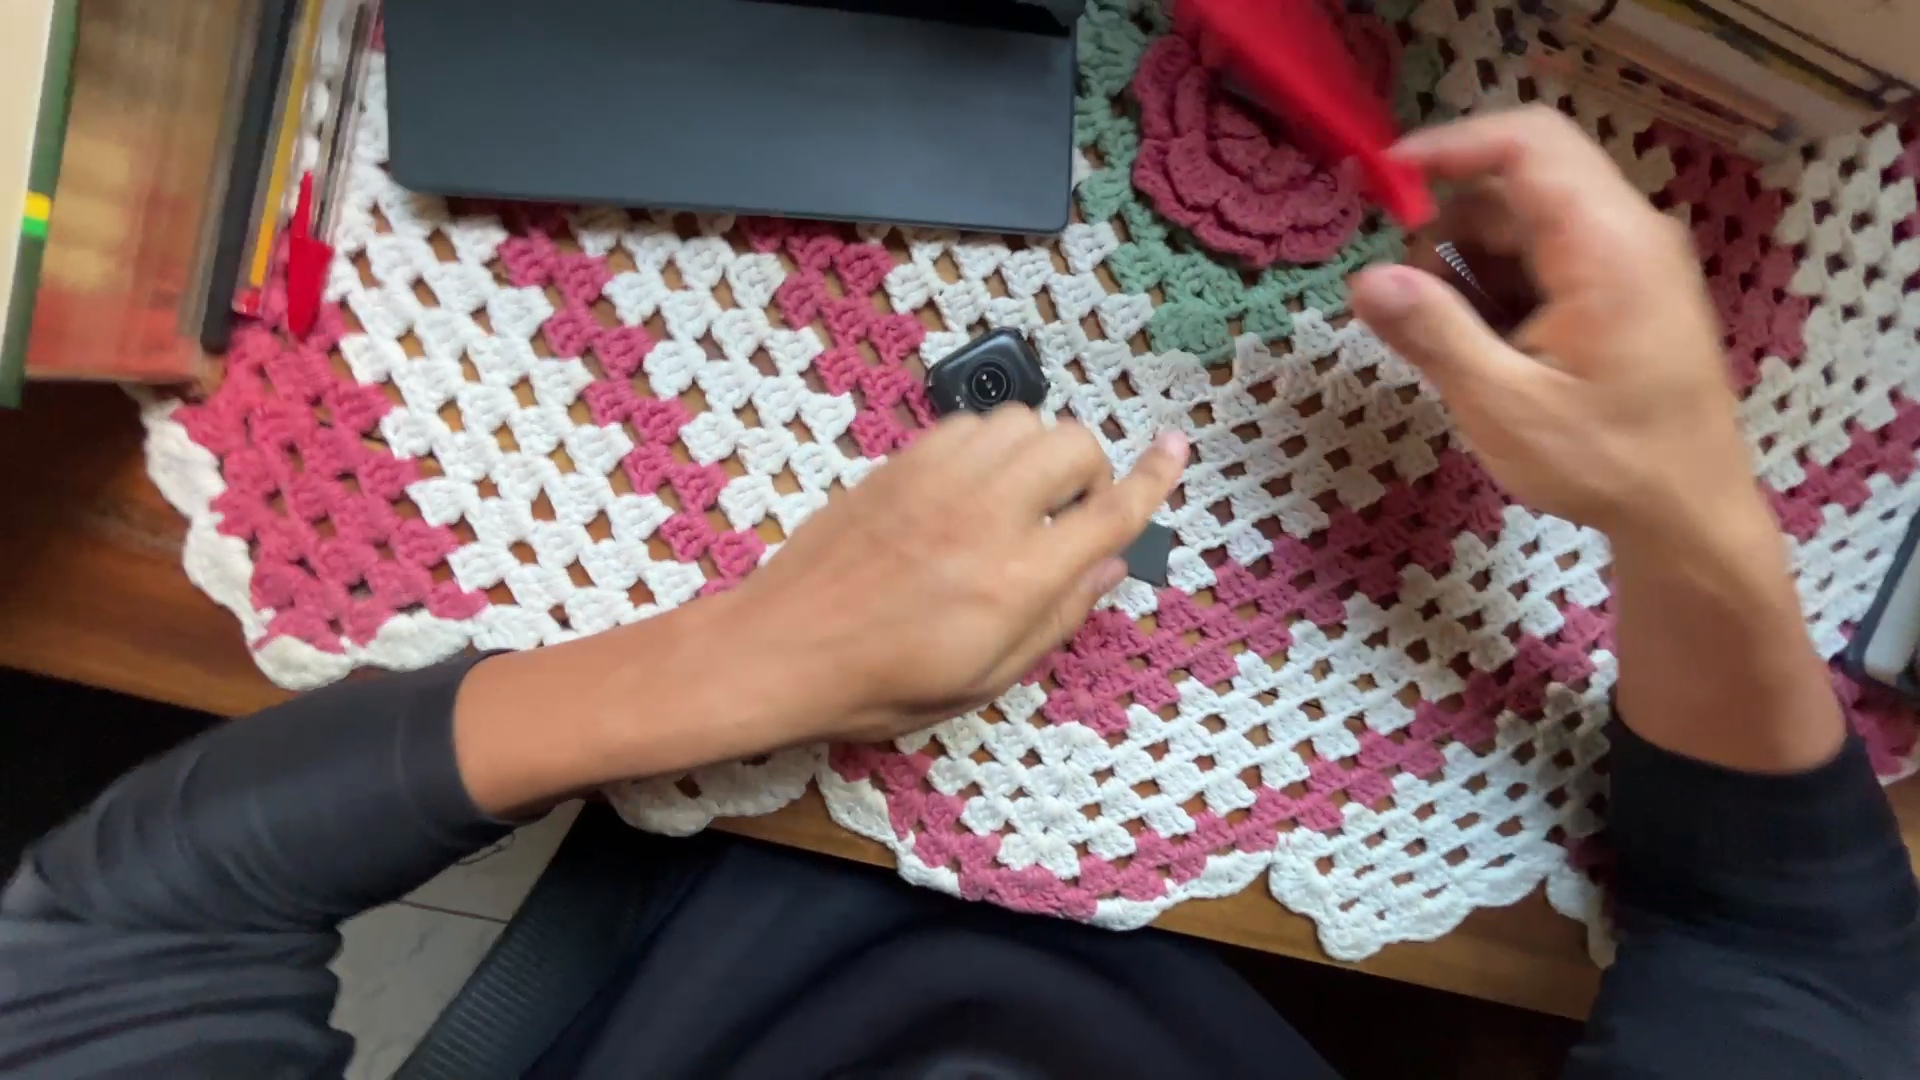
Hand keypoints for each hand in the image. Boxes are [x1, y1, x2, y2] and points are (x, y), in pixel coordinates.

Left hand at [722, 408, 1188, 742]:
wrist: (783, 648)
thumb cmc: (884, 684)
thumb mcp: (985, 678)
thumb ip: (1058, 618)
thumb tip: (1111, 566)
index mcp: (1016, 579)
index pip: (1109, 513)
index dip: (1154, 478)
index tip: (1176, 448)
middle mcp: (986, 513)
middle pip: (1072, 444)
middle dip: (1089, 470)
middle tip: (1066, 513)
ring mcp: (938, 478)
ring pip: (1021, 421)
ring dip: (1038, 452)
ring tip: (1017, 496)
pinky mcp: (899, 463)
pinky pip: (968, 425)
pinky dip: (988, 445)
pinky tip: (969, 485)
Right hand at [1346, 107, 1842, 773]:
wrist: (1681, 508)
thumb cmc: (1599, 460)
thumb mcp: (1502, 404)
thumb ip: (1433, 334)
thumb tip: (1364, 279)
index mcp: (1604, 247)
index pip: (1526, 148)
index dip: (1444, 149)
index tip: (1371, 182)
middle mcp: (1613, 238)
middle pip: (1510, 188)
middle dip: (1432, 218)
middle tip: (1370, 272)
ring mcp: (1607, 267)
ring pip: (1510, 228)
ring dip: (1446, 259)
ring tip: (1401, 317)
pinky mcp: (1596, 297)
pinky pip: (1522, 267)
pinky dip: (1471, 288)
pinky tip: (1443, 333)